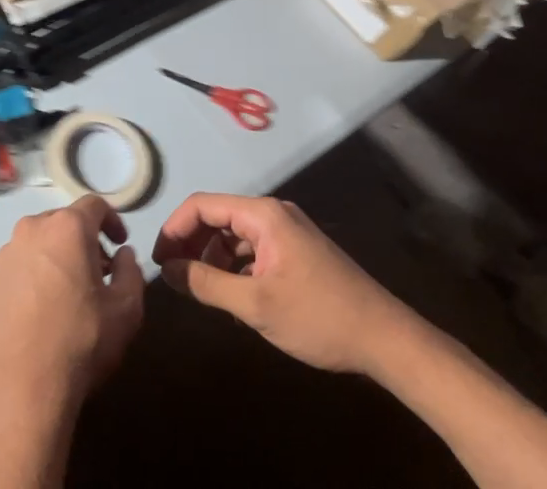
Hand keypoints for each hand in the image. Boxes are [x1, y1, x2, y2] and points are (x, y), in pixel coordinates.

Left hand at [0, 195, 146, 406]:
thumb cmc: (80, 342)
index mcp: (66, 229)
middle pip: (62, 223)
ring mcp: (3, 256)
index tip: (120, 245)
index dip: (112, 220)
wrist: (19, 386)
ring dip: (56, 259)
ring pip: (37, 245)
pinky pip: (17, 268)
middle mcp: (29, 231)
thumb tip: (123, 255)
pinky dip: (33, 278)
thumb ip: (130, 272)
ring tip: (69, 295)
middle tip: (99, 273)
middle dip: (84, 242)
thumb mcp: (125, 310)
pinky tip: (40, 312)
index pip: (93, 205)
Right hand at [152, 192, 414, 375]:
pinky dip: (234, 266)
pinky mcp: (298, 251)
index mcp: (262, 215)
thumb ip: (204, 283)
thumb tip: (166, 270)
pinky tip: (232, 296)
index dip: (173, 229)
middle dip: (190, 243)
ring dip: (211, 257)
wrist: (388, 341)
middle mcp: (274, 214)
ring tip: (201, 290)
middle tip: (174, 277)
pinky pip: (253, 249)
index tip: (158, 262)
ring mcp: (288, 232)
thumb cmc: (319, 318)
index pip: (201, 206)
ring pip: (233, 235)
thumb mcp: (254, 304)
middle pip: (216, 217)